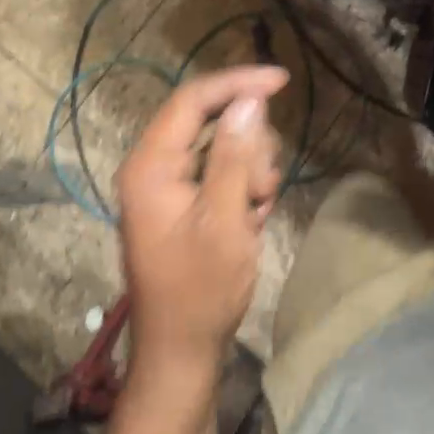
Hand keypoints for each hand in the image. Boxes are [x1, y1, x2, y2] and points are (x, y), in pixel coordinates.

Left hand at [115, 65, 287, 370]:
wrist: (182, 352)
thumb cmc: (200, 289)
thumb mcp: (224, 220)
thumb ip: (234, 156)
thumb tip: (248, 101)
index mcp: (150, 165)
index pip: (193, 99)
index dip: (238, 83)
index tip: (282, 80)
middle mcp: (154, 167)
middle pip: (211, 121)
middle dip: (247, 147)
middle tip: (260, 190)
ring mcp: (168, 186)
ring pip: (223, 147)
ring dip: (250, 172)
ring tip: (254, 213)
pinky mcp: (184, 203)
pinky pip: (222, 173)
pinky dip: (244, 189)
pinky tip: (250, 221)